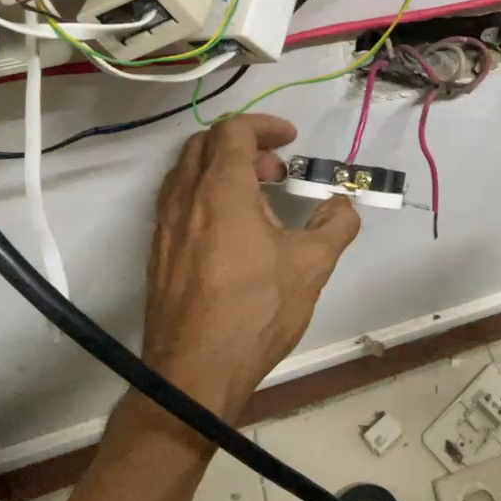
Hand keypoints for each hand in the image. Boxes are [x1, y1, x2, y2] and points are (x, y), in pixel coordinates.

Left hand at [139, 115, 359, 422]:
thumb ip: (336, 224)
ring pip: (187, 172)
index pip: (233, 131)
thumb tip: (341, 205)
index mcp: (222, 191)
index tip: (291, 141)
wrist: (194, 374)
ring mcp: (165, 228)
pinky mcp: (159, 253)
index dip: (264, 126)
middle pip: (205, 144)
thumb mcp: (313, 265)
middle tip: (276, 171)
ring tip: (259, 200)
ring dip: (222, 169)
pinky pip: (179, 202)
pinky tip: (235, 233)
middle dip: (244, 145)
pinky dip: (207, 195)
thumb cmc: (256, 311)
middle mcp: (185, 200)